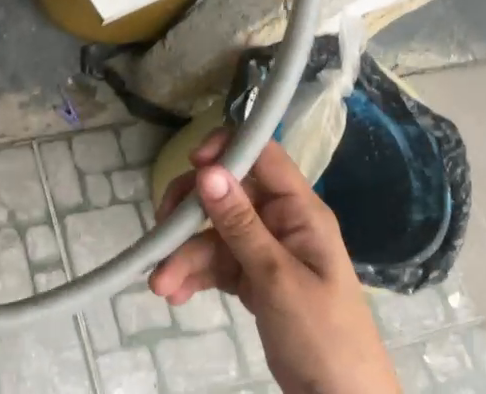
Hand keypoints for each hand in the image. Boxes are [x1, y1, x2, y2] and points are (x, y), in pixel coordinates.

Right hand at [151, 134, 397, 393]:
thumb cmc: (324, 336)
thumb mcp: (278, 279)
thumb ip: (240, 224)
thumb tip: (207, 169)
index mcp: (299, 212)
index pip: (263, 156)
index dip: (226, 149)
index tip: (190, 164)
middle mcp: (279, 222)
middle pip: (225, 193)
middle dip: (189, 210)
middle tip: (161, 226)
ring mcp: (264, 250)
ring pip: (211, 233)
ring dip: (183, 254)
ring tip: (161, 283)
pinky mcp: (251, 278)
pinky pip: (213, 263)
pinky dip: (192, 274)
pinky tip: (173, 292)